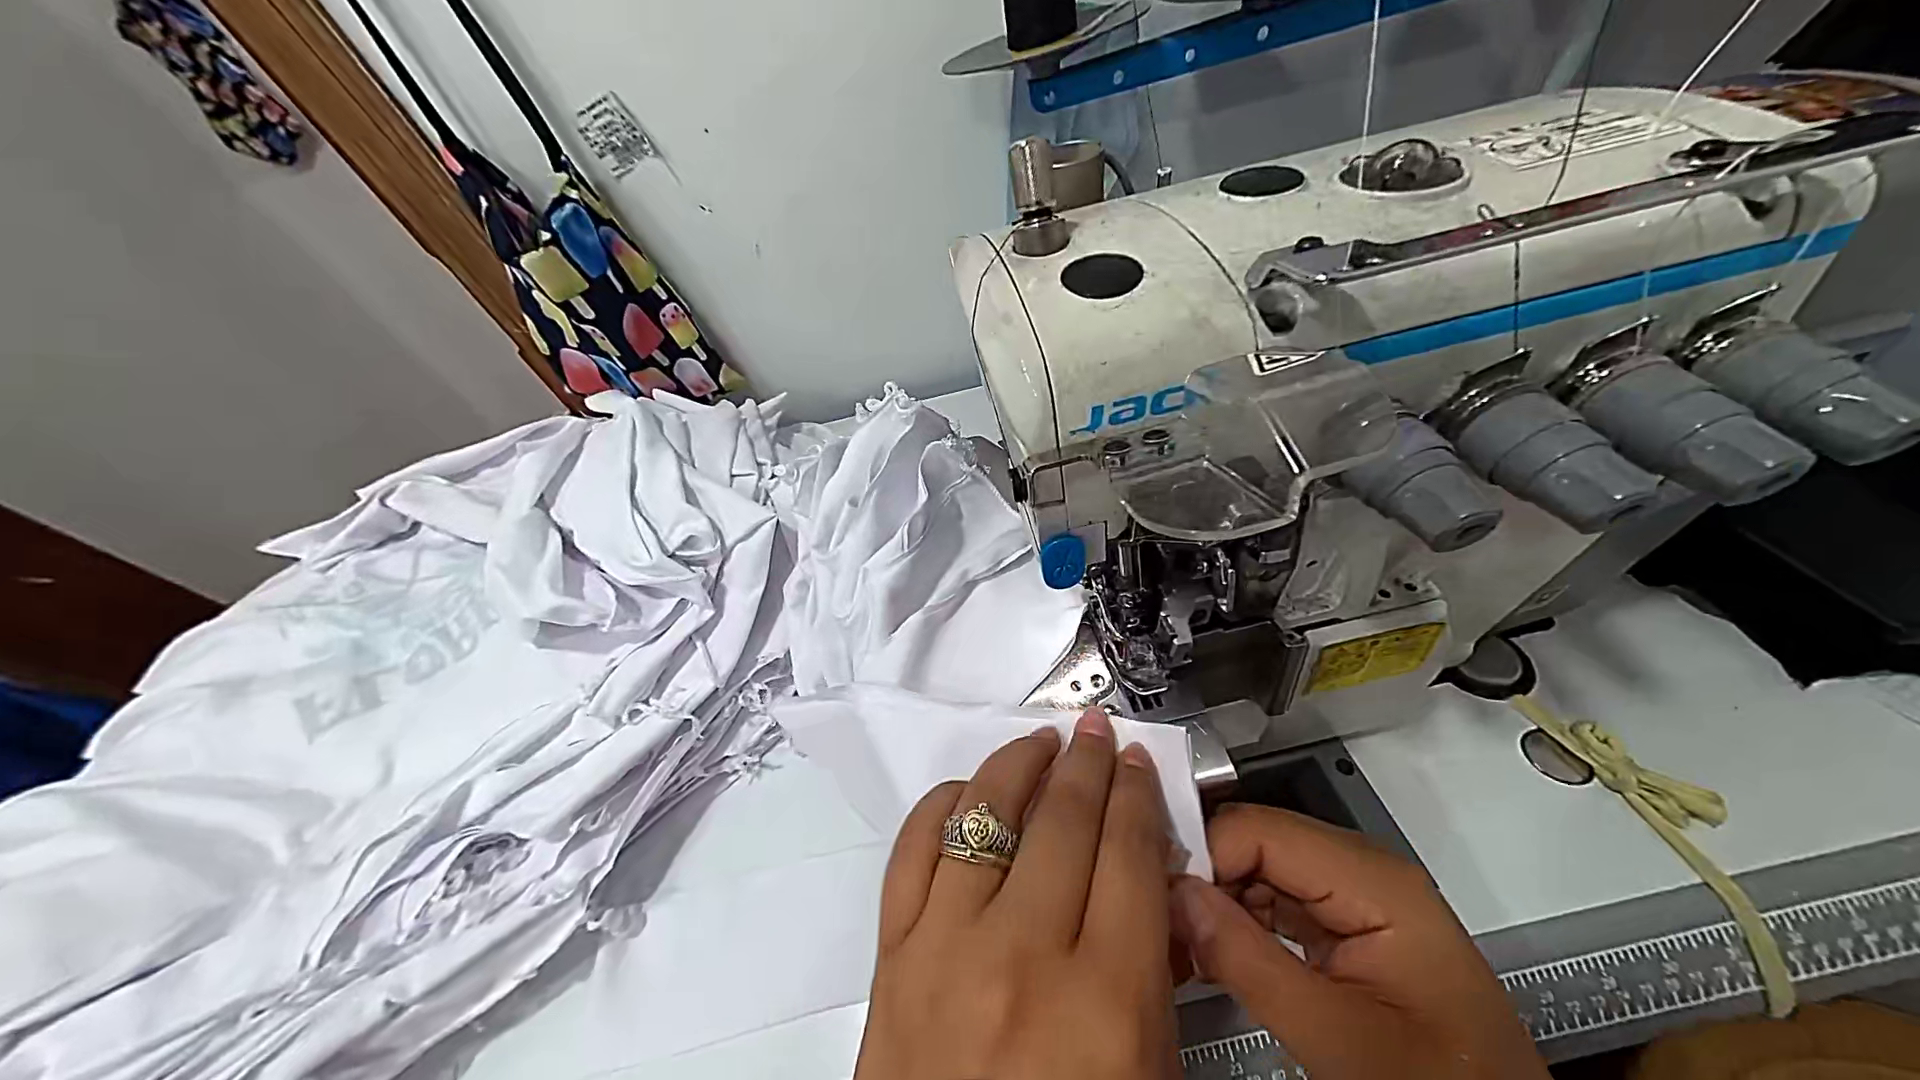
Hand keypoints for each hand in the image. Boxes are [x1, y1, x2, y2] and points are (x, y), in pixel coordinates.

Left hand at [855, 708, 1179, 1079]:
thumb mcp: (1145, 1069)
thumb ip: (1154, 969)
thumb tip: (1149, 875)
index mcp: (1104, 1001)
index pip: (1128, 853)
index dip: (1135, 795)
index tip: (1135, 765)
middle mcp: (1022, 958)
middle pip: (1062, 820)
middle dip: (1084, 763)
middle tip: (1092, 735)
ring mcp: (946, 947)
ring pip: (985, 815)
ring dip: (1015, 765)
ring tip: (1036, 743)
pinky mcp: (892, 953)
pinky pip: (913, 850)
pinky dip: (940, 808)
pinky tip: (965, 791)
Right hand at [1171, 805, 1547, 1079]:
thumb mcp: (1339, 1038)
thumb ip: (1249, 961)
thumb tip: (1177, 896)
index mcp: (1374, 881)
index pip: (1256, 830)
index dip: (1202, 858)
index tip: (1162, 899)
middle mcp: (1361, 872)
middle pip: (1252, 842)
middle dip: (1202, 880)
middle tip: (1164, 927)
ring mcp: (1351, 897)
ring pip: (1254, 869)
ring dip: (1213, 903)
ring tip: (1182, 945)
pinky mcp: (1341, 924)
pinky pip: (1270, 901)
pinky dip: (1235, 923)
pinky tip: (1212, 953)